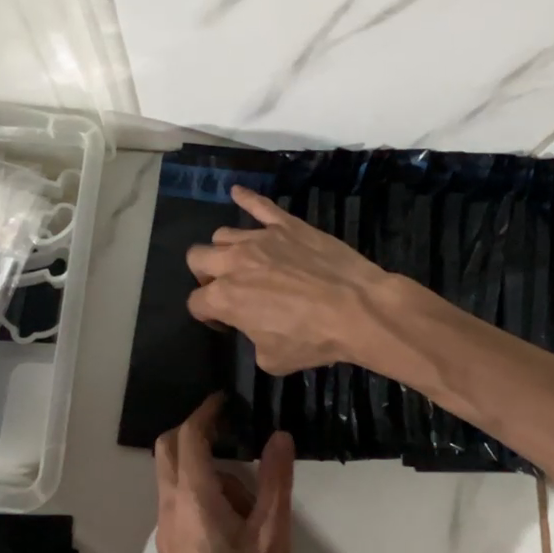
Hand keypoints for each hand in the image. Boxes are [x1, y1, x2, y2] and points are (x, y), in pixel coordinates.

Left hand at [155, 394, 294, 552]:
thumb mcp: (271, 537)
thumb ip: (276, 482)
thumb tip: (279, 436)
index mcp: (192, 496)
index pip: (189, 436)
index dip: (205, 411)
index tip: (225, 399)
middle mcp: (169, 506)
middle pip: (169, 450)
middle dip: (196, 431)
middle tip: (230, 431)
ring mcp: (165, 529)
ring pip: (174, 477)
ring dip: (203, 468)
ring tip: (248, 497)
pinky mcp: (170, 548)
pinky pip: (178, 502)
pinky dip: (200, 491)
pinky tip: (234, 521)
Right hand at [186, 185, 404, 373]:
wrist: (357, 308)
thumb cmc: (314, 339)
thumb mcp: (272, 359)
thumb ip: (252, 339)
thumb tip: (256, 328)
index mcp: (225, 297)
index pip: (197, 302)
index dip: (207, 315)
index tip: (226, 322)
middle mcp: (234, 262)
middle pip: (197, 258)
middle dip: (205, 274)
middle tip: (225, 287)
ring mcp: (260, 237)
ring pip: (224, 234)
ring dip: (226, 249)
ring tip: (242, 260)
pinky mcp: (286, 224)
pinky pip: (259, 205)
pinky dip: (246, 198)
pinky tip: (237, 192)